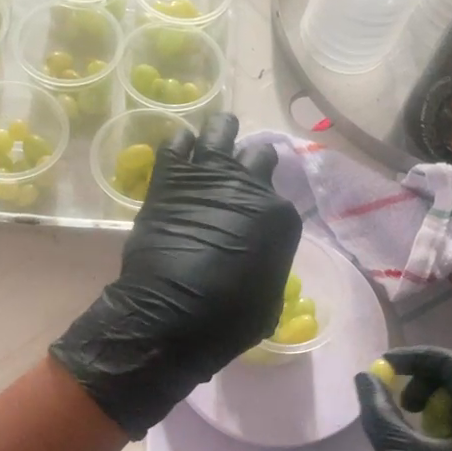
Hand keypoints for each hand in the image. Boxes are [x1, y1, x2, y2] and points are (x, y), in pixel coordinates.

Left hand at [52, 114, 300, 437]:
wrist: (173, 315)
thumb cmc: (228, 319)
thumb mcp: (268, 299)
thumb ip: (269, 266)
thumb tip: (259, 261)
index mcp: (279, 217)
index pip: (279, 194)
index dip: (264, 199)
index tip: (254, 207)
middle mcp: (251, 188)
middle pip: (256, 154)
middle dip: (249, 160)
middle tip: (236, 170)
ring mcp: (209, 177)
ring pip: (220, 131)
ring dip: (220, 131)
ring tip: (216, 134)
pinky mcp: (171, 179)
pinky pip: (176, 143)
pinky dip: (180, 141)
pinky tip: (181, 145)